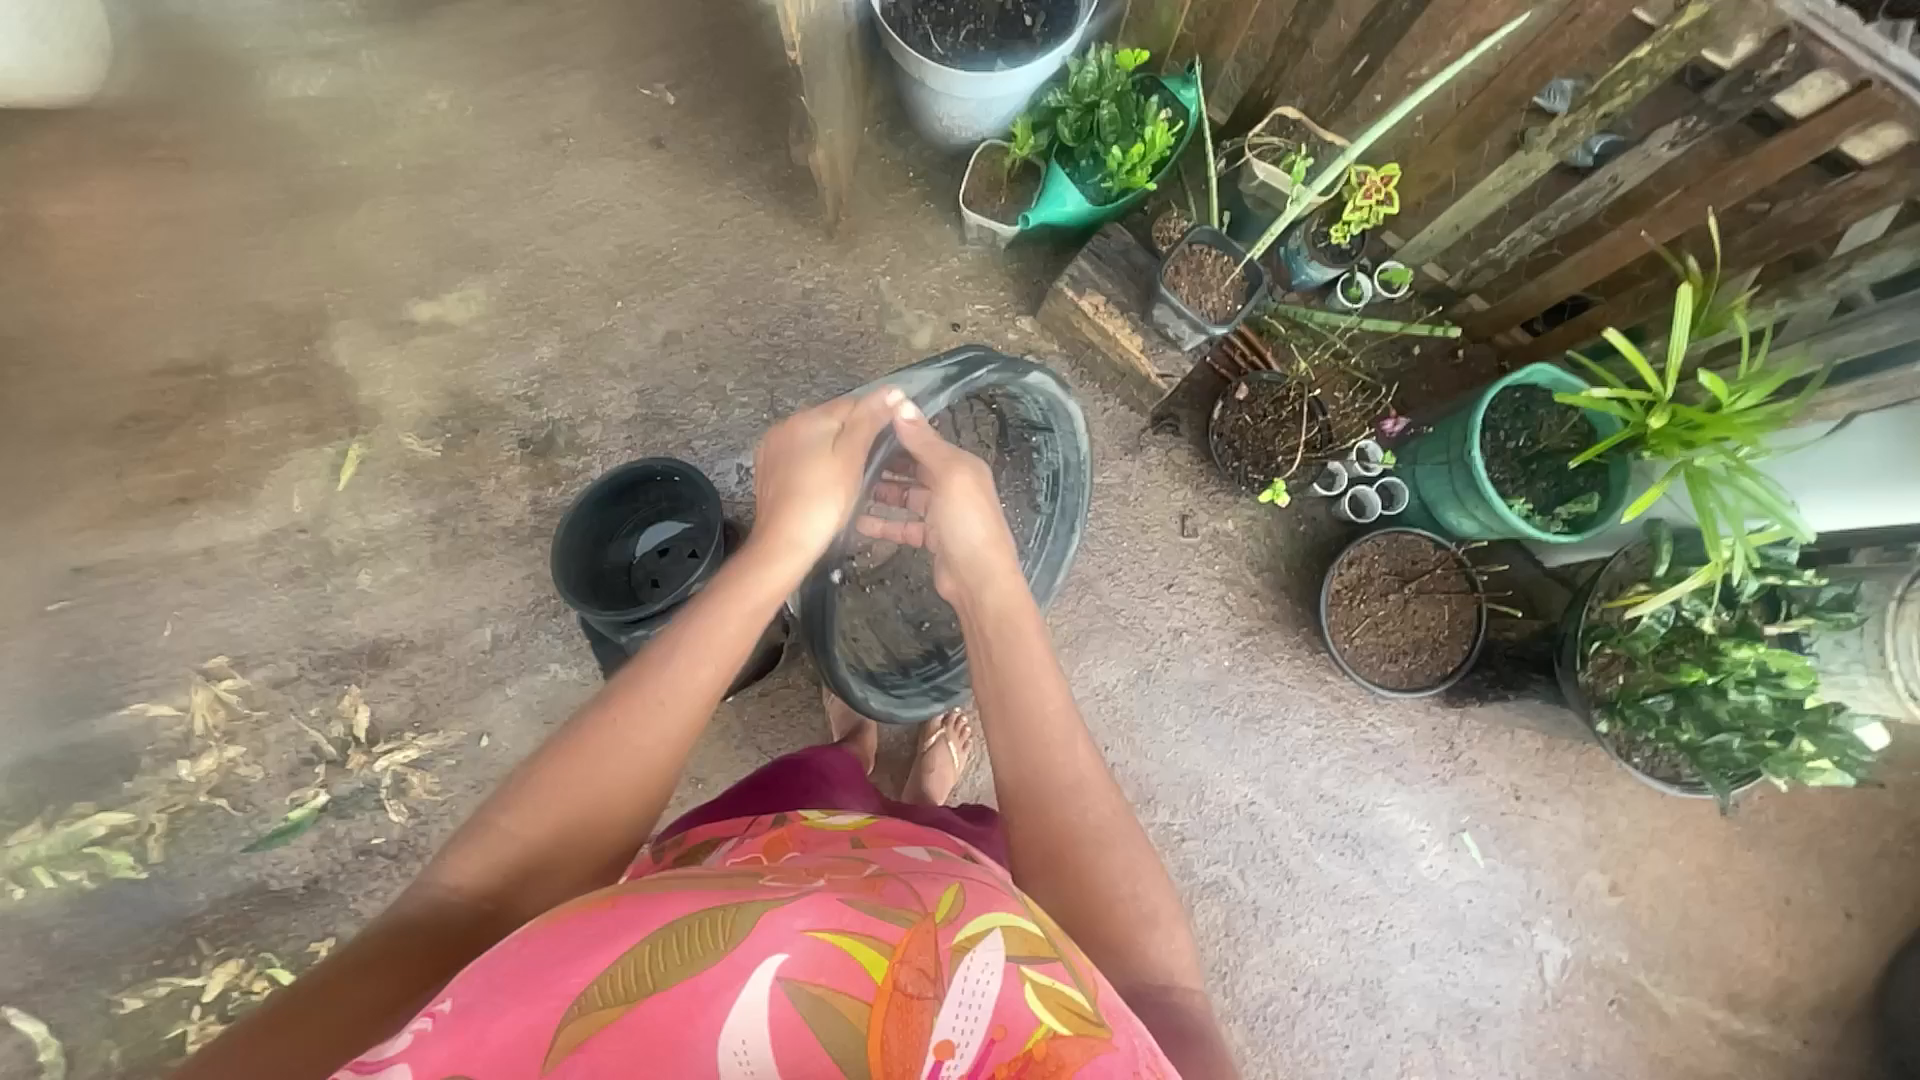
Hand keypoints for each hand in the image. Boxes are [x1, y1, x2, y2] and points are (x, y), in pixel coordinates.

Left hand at [749, 386, 904, 570]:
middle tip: (869, 465)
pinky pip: (800, 456)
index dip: (875, 420)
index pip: (852, 404)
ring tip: (847, 478)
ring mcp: (774, 448)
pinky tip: (824, 485)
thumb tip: (892, 391)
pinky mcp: (769, 469)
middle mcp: (787, 426)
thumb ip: (870, 420)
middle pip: (832, 421)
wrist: (785, 542)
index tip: (889, 443)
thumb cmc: (822, 503)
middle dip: (853, 436)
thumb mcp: (853, 458)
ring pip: (815, 439)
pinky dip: (815, 464)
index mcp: (809, 419)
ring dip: (833, 450)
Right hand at [855, 399, 1021, 604]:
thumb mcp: (949, 474)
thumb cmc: (967, 523)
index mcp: (961, 465)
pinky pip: (904, 525)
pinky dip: (884, 523)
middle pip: (913, 469)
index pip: (924, 442)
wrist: (979, 579)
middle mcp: (953, 485)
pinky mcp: (932, 539)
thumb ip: (924, 441)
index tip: (864, 429)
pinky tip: (860, 521)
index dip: (897, 435)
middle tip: (851, 460)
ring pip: (906, 497)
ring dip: (882, 494)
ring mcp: (942, 514)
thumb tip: (902, 404)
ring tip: (850, 489)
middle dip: (885, 464)